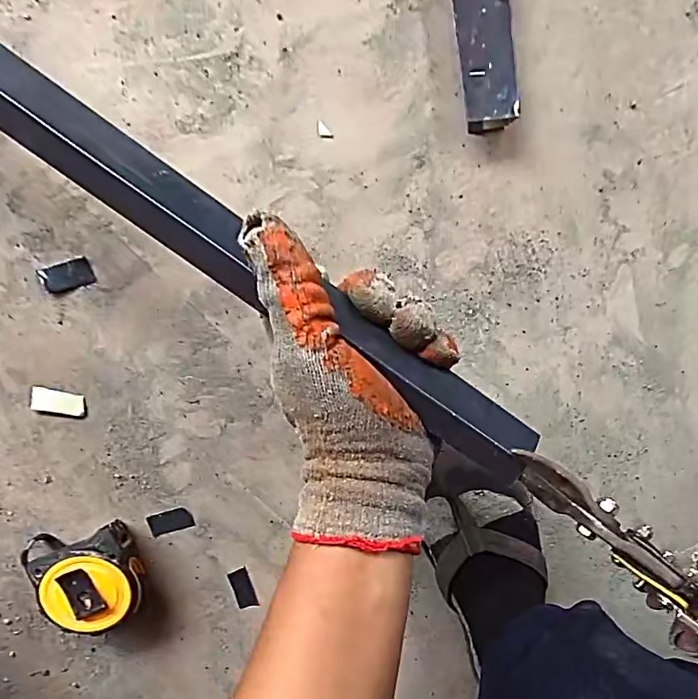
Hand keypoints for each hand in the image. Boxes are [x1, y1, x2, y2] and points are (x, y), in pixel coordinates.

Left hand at [240, 213, 459, 552]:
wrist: (378, 466)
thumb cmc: (333, 417)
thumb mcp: (301, 348)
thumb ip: (285, 292)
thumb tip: (260, 233)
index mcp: (313, 329)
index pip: (333, 282)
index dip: (347, 285)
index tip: (352, 300)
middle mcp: (349, 338)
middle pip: (376, 292)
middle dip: (387, 303)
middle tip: (390, 329)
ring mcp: (385, 355)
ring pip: (408, 310)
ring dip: (417, 324)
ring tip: (416, 351)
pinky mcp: (416, 371)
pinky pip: (434, 338)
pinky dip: (437, 345)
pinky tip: (435, 359)